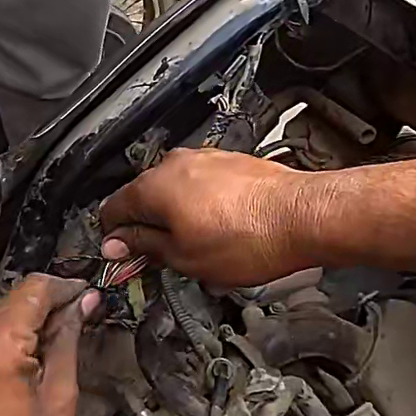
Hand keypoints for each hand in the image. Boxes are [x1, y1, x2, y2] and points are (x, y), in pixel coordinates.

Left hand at [0, 274, 100, 415]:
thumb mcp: (58, 402)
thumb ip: (68, 342)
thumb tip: (81, 307)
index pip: (33, 290)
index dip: (64, 288)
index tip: (82, 295)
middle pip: (8, 301)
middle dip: (42, 309)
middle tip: (70, 324)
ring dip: (16, 327)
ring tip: (40, 356)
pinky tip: (9, 370)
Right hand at [99, 147, 317, 286]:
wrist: (303, 215)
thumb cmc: (249, 238)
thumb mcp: (184, 257)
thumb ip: (143, 246)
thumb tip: (117, 244)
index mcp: (152, 187)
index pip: (112, 209)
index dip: (114, 237)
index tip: (124, 255)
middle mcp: (172, 164)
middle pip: (143, 197)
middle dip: (148, 226)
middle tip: (163, 257)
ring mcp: (202, 158)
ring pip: (173, 189)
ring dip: (176, 215)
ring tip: (200, 245)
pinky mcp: (228, 160)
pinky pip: (200, 183)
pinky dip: (201, 204)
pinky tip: (221, 228)